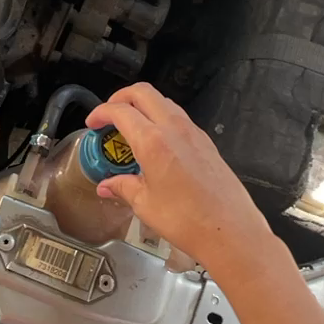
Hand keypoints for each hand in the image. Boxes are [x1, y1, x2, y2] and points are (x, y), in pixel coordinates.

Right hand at [84, 83, 282, 278]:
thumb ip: (123, 187)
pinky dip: (161, 119)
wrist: (231, 231)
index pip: (121, 111)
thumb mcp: (145, 204)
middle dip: (121, 97)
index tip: (93, 123)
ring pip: (163, 102)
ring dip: (143, 106)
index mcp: (153, 141)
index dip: (101, 112)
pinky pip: (179, 118)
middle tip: (109, 115)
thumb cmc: (187, 220)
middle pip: (143, 93)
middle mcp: (174, 129)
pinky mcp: (206, 143)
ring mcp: (194, 133)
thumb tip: (106, 185)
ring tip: (130, 128)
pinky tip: (155, 142)